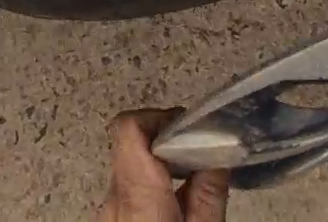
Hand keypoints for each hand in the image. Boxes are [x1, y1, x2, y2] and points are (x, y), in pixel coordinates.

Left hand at [98, 109, 229, 221]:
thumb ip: (209, 192)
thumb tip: (221, 152)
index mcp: (137, 193)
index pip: (129, 125)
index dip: (158, 116)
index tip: (186, 126)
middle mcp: (113, 198)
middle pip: (133, 143)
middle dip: (167, 141)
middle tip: (198, 154)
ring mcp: (107, 212)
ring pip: (131, 166)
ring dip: (160, 164)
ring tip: (189, 180)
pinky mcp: (109, 220)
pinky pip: (126, 189)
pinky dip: (150, 185)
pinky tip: (173, 202)